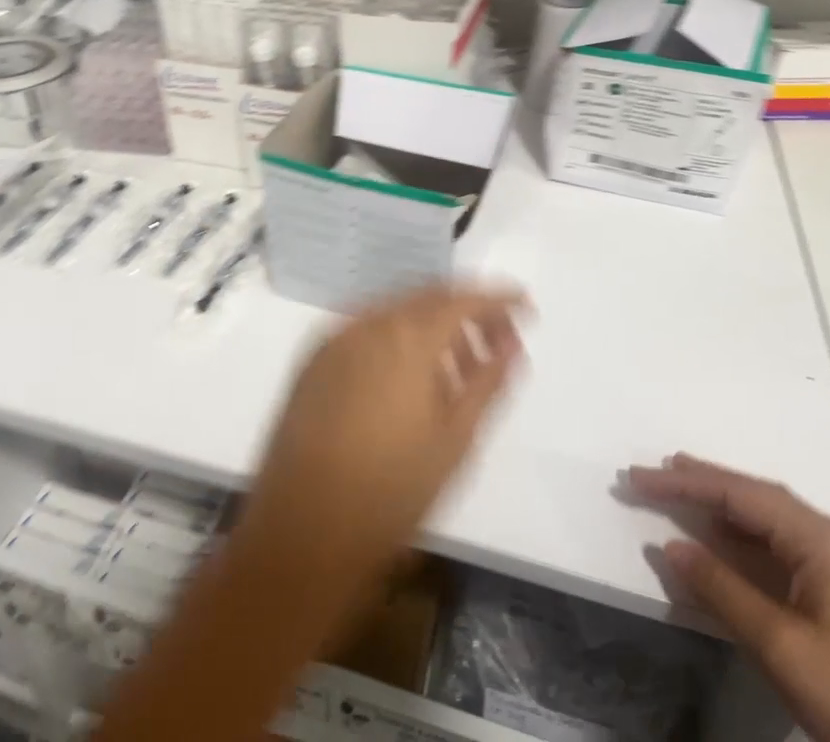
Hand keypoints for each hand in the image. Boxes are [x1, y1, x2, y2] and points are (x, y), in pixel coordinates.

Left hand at [237, 284, 528, 587]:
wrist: (304, 531)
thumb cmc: (392, 492)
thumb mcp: (456, 440)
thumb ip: (489, 382)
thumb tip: (511, 346)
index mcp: (406, 338)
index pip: (462, 298)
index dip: (498, 298)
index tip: (525, 309)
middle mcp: (364, 325)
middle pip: (426, 297)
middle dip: (466, 311)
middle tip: (497, 342)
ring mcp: (331, 342)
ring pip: (393, 313)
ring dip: (431, 327)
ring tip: (459, 369)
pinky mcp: (310, 365)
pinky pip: (363, 333)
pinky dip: (396, 341)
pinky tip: (412, 380)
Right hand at [626, 455, 829, 741]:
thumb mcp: (778, 645)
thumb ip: (722, 589)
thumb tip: (671, 546)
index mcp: (828, 544)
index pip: (745, 497)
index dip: (688, 483)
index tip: (640, 477)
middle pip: (761, 498)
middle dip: (703, 483)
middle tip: (650, 474)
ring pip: (774, 519)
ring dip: (723, 504)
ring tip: (677, 490)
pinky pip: (786, 543)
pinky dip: (745, 532)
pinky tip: (723, 535)